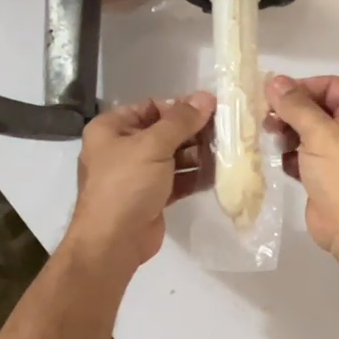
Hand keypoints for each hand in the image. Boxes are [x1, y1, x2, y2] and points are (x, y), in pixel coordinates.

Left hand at [64, 92, 214, 272]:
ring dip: (197, 153)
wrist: (113, 241)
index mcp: (111, 129)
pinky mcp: (150, 197)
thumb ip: (181, 121)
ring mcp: (136, 175)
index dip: (178, 106)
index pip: (149, 107)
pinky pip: (176, 179)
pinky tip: (218, 172)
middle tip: (225, 129)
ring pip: (171, 157)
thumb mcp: (153, 145)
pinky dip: (194, 176)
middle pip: (163, 132)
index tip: (210, 108)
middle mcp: (121, 148)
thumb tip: (206, 96)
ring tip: (227, 149)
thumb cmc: (126, 185)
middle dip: (192, 131)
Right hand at [266, 74, 338, 264]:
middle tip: (265, 118)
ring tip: (269, 138)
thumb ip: (295, 105)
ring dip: (288, 133)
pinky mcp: (330, 174)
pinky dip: (292, 155)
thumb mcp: (320, 135)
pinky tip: (278, 159)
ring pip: (311, 132)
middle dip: (291, 112)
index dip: (301, 87)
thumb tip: (274, 80)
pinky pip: (307, 155)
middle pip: (319, 107)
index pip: (331, 85)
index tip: (270, 95)